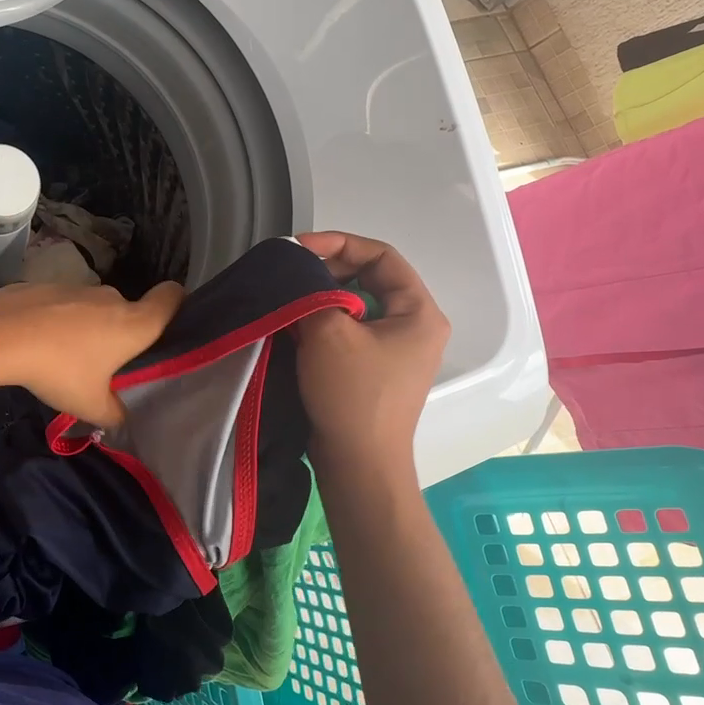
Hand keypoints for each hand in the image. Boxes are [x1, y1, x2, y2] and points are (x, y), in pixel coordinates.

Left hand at [0, 281, 185, 427]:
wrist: (0, 333)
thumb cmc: (59, 369)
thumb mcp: (91, 405)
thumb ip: (114, 414)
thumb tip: (121, 417)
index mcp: (134, 323)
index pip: (171, 298)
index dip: (176, 305)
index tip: (169, 324)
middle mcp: (111, 297)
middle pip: (129, 310)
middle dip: (122, 334)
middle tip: (109, 365)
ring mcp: (77, 287)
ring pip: (94, 308)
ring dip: (87, 328)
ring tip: (68, 359)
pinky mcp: (46, 285)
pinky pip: (63, 305)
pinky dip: (58, 321)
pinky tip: (39, 343)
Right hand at [294, 232, 448, 469]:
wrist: (357, 462)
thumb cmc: (352, 394)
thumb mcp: (328, 332)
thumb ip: (312, 293)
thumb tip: (296, 273)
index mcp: (419, 312)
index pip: (381, 256)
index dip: (338, 243)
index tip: (297, 247)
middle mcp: (414, 326)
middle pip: (369, 277)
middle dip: (326, 269)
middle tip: (287, 270)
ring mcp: (395, 349)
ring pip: (355, 303)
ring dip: (319, 295)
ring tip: (284, 294)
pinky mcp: (373, 368)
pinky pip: (348, 328)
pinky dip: (320, 319)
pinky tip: (291, 322)